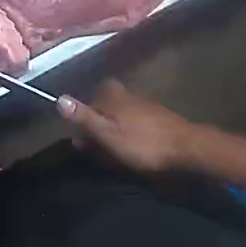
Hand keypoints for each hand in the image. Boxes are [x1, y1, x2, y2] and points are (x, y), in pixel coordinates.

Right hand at [58, 81, 207, 172]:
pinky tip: (133, 148)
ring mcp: (145, 104)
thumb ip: (85, 117)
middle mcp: (128, 95)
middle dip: (99, 123)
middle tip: (96, 147)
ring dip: (114, 130)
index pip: (90, 98)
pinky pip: (135, 122)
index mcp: (113, 96)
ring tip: (112, 152)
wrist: (186, 147)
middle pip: (105, 105)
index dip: (83, 118)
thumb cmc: (143, 143)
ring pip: (120, 114)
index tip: (82, 138)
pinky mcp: (158, 117)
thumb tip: (59, 99)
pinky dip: (129, 132)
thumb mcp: (108, 134)